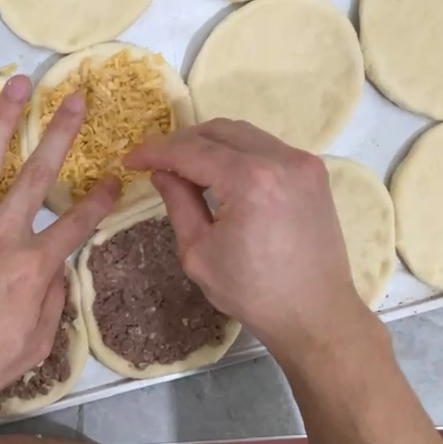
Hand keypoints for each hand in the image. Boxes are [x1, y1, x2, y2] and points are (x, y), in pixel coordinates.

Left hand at [0, 75, 120, 425]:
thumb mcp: (36, 346)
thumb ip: (52, 302)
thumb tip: (56, 272)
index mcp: (32, 269)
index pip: (76, 224)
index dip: (99, 200)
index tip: (113, 179)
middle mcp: (0, 239)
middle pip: (36, 177)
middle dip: (60, 134)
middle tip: (75, 96)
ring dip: (2, 121)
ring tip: (16, 83)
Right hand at [125, 119, 375, 364]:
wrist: (313, 312)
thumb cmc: (250, 292)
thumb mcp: (199, 252)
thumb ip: (179, 204)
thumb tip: (162, 173)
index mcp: (250, 180)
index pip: (192, 151)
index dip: (155, 151)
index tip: (129, 160)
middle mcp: (281, 159)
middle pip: (220, 131)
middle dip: (181, 142)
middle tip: (154, 162)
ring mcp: (303, 162)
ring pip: (245, 134)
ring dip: (209, 145)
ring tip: (183, 168)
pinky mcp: (313, 173)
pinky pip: (266, 148)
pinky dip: (236, 154)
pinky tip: (218, 176)